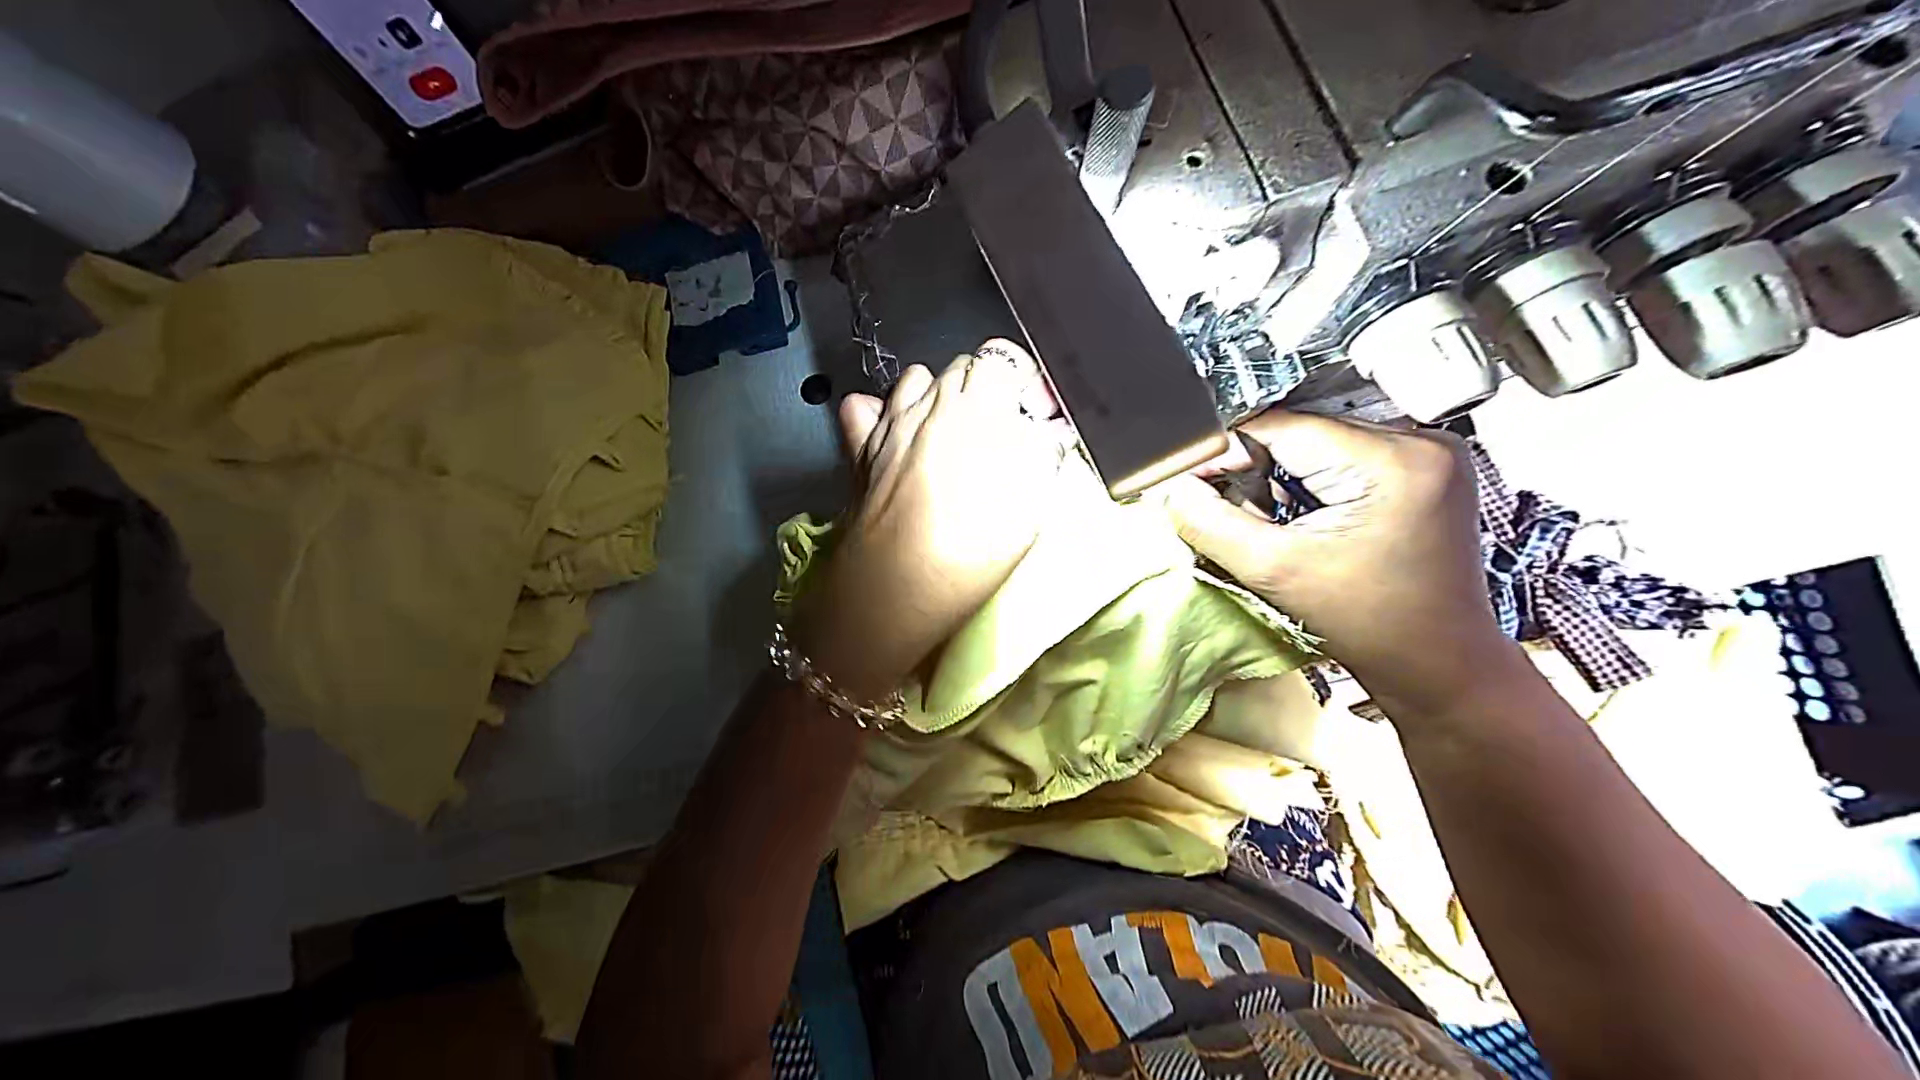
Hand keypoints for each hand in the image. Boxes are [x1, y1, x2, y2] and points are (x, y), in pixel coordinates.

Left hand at [794, 341, 1067, 700]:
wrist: (903, 582)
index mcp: (980, 401)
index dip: (1022, 384)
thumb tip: (1049, 431)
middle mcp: (931, 400)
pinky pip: (864, 407)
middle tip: (997, 430)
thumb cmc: (975, 545)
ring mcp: (891, 421)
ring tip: (950, 432)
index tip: (1032, 414)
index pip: (1005, 360)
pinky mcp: (861, 448)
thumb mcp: (1033, 498)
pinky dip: (880, 410)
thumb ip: (1044, 450)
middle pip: (961, 368)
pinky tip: (893, 431)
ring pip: (914, 379)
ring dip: (935, 394)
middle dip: (983, 389)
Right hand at [1162, 411, 1517, 716]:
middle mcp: (1419, 443)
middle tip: (1239, 517)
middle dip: (1254, 471)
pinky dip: (1308, 485)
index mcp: (1392, 461)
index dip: (1226, 453)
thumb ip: (1211, 523)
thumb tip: (1174, 488)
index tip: (1194, 482)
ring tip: (1276, 527)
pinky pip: (1341, 458)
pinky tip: (1304, 522)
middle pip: (1297, 432)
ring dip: (1279, 479)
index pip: (1279, 426)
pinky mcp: (1419, 471)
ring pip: (1315, 444)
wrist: (1436, 662)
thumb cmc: (1376, 627)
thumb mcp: (1274, 571)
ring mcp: (1425, 455)